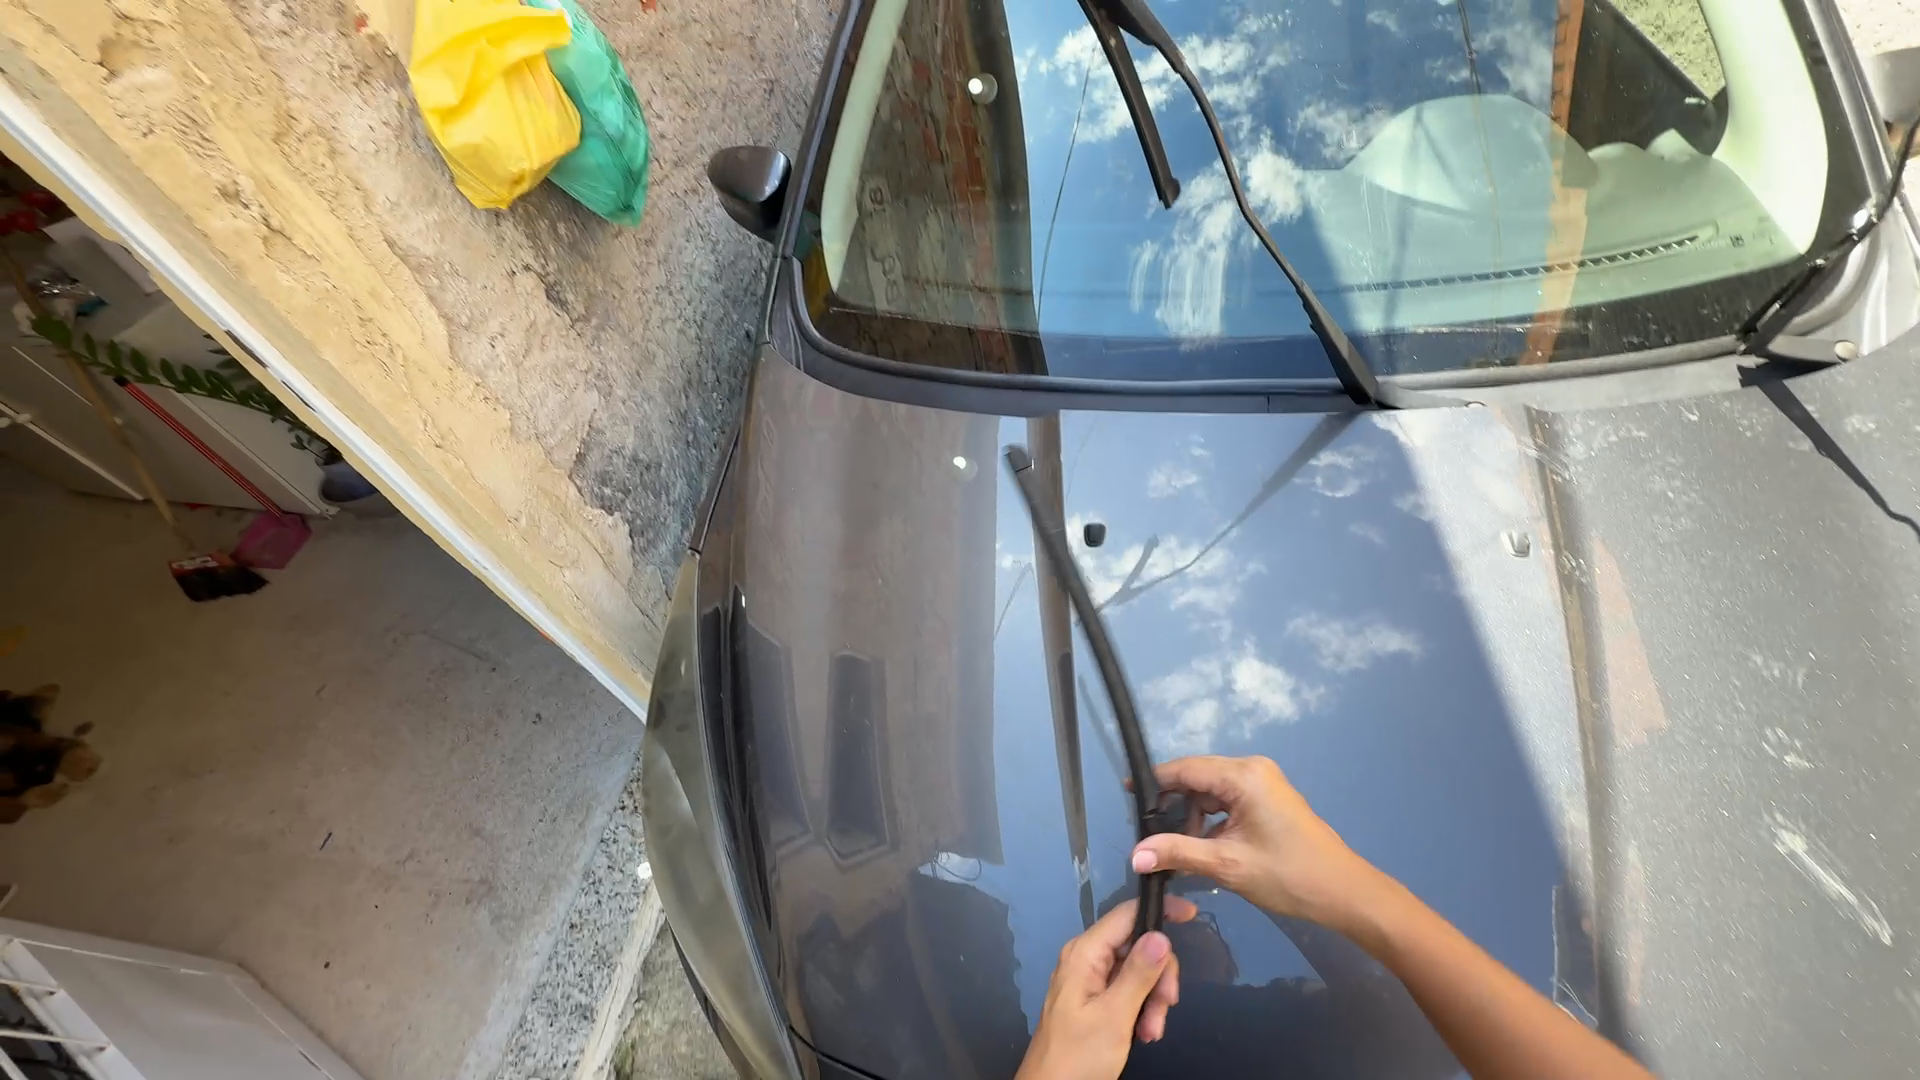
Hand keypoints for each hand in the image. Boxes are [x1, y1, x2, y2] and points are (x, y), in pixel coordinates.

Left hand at [1015, 895, 1197, 1079]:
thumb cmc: (1079, 1055)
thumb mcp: (1114, 1016)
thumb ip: (1138, 974)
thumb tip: (1161, 934)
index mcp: (1086, 952)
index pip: (1127, 914)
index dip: (1159, 910)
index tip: (1192, 915)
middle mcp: (1087, 956)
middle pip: (1137, 945)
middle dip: (1158, 975)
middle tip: (1167, 1006)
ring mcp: (1090, 977)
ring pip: (1136, 970)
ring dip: (1152, 998)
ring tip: (1152, 1031)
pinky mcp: (1094, 998)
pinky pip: (1126, 989)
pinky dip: (1141, 1008)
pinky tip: (1144, 1033)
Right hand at [1131, 755, 1391, 932]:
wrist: (1348, 896)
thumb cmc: (1289, 876)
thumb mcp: (1228, 865)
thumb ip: (1178, 853)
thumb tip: (1134, 855)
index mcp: (1243, 775)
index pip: (1185, 769)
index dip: (1153, 783)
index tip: (1127, 799)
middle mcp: (1251, 768)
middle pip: (1196, 777)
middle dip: (1172, 803)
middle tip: (1149, 832)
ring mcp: (1262, 782)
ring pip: (1210, 790)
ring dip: (1191, 815)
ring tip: (1177, 847)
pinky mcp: (1267, 798)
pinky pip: (1226, 799)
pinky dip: (1210, 819)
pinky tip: (1200, 845)